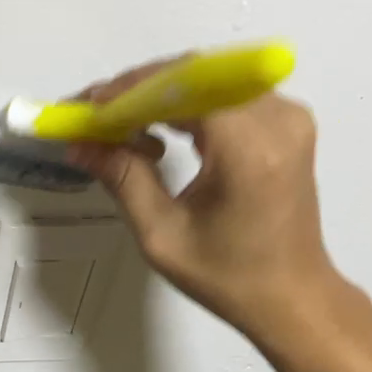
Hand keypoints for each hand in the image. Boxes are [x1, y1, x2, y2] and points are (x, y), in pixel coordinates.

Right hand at [66, 60, 336, 340]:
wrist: (289, 295)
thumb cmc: (226, 277)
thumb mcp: (163, 235)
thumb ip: (124, 179)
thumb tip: (81, 143)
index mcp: (249, 149)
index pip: (182, 88)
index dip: (127, 91)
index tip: (83, 107)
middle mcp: (276, 118)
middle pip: (195, 76)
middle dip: (136, 90)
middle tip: (89, 115)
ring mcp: (287, 115)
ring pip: (208, 79)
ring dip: (157, 95)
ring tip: (113, 123)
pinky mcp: (286, 122)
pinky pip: (225, 93)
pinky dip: (184, 104)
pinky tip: (154, 130)